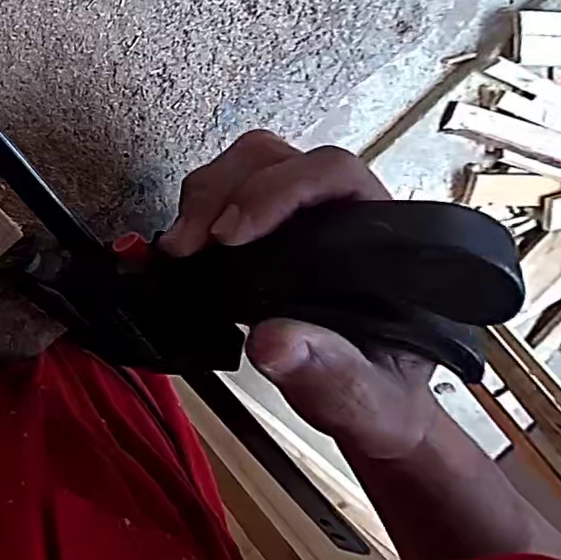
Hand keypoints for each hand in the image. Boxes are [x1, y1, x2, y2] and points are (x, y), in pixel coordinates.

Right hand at [159, 131, 437, 460]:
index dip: (275, 191)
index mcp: (378, 237)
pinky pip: (217, 193)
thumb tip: (276, 340)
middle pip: (272, 159)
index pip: (330, 173)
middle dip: (221, 193)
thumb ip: (334, 376)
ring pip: (239, 167)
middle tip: (191, 244)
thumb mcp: (366, 400)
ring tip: (182, 250)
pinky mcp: (254, 227)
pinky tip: (182, 251)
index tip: (232, 235)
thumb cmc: (371, 389)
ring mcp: (289, 214)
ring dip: (200, 201)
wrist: (355, 397)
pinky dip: (190, 214)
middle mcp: (333, 212)